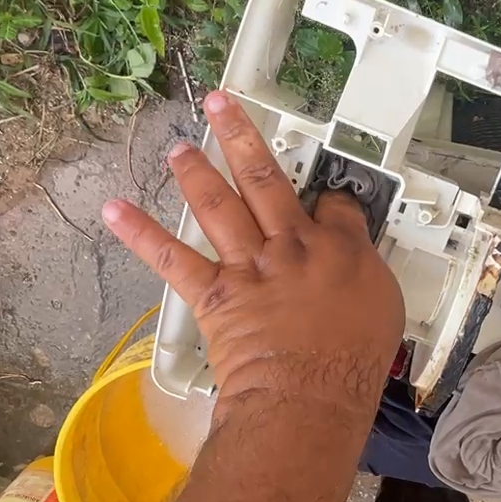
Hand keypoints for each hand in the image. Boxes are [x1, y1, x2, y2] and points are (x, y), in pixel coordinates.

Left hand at [102, 91, 404, 422]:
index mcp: (338, 248)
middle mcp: (290, 245)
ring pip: (219, 204)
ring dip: (197, 171)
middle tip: (222, 106)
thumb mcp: (383, 311)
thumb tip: (357, 273)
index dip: (330, 195)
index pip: (335, 204)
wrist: (310, 395)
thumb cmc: (350, 364)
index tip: (327, 195)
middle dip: (241, 138)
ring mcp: (249, 265)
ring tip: (181, 148)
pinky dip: (142, 234)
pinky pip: (172, 258)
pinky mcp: (215, 292)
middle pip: (265, 179)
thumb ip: (367, 279)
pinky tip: (117, 211)